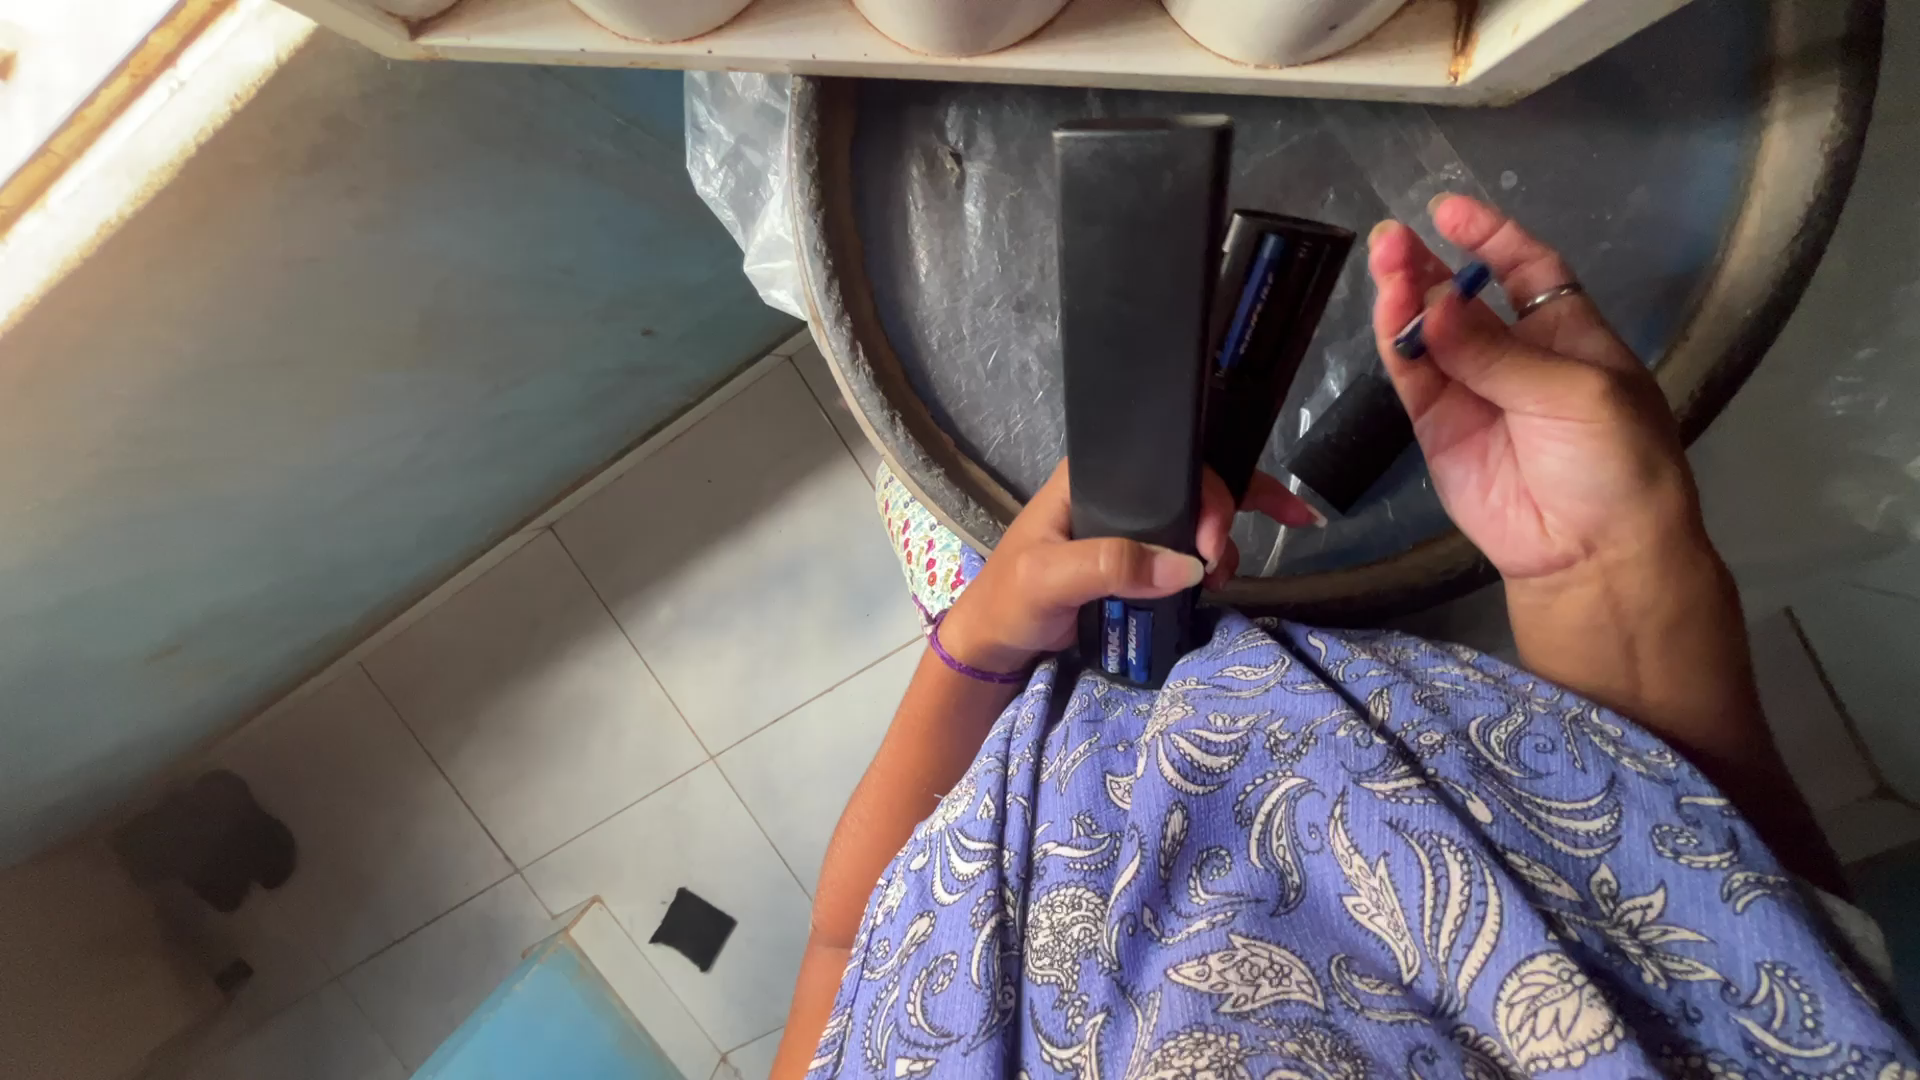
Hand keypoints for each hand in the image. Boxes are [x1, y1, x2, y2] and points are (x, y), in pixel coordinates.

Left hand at [936, 461, 1319, 674]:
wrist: (998, 644)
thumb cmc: (1009, 600)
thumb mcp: (1048, 577)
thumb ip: (1109, 565)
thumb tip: (1185, 566)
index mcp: (1089, 479)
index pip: (1161, 463)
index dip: (1202, 488)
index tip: (1214, 537)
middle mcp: (1113, 495)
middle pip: (1187, 486)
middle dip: (1228, 508)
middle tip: (1237, 552)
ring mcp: (1127, 530)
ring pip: (1192, 521)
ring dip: (1221, 544)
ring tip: (1223, 577)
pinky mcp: (1134, 564)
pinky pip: (1181, 555)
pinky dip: (1209, 565)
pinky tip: (1219, 582)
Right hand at [1368, 194, 1708, 585]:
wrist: (1584, 545)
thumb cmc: (1612, 460)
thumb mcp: (1574, 392)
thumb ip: (1498, 352)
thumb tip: (1434, 307)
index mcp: (1564, 333)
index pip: (1524, 269)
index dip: (1489, 237)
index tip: (1447, 210)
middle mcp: (1511, 354)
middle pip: (1463, 297)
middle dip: (1430, 265)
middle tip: (1390, 238)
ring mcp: (1467, 390)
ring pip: (1426, 334)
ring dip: (1403, 299)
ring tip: (1381, 264)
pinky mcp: (1433, 425)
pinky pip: (1410, 378)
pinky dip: (1396, 348)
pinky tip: (1387, 316)